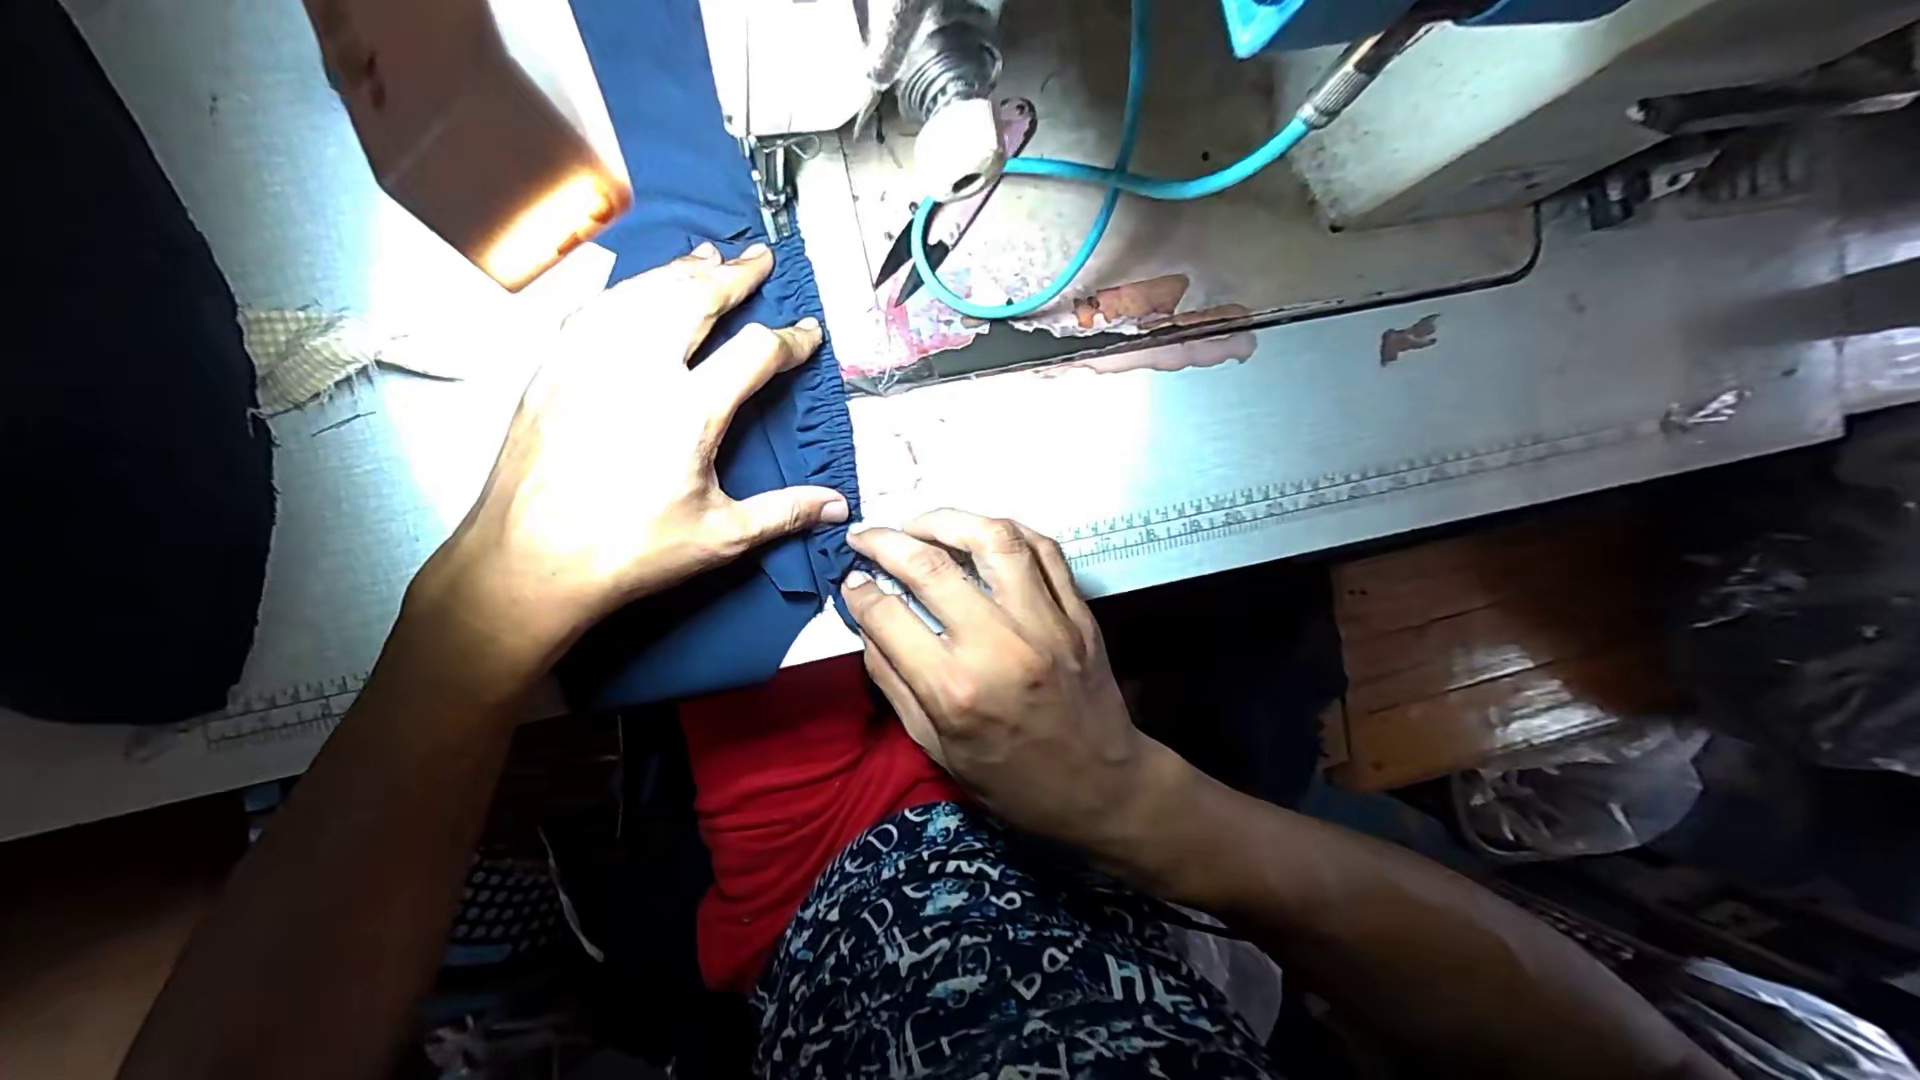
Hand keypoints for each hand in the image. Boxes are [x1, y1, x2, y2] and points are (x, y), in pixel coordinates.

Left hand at [409, 243, 848, 691]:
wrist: (529, 562)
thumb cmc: (629, 552)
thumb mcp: (722, 536)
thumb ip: (785, 512)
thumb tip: (838, 506)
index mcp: (689, 410)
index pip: (755, 352)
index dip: (790, 339)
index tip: (807, 334)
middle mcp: (639, 371)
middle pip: (695, 298)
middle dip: (735, 275)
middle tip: (759, 258)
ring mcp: (589, 363)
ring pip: (642, 292)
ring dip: (680, 270)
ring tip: (706, 255)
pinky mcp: (552, 370)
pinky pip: (594, 309)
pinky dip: (625, 288)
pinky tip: (637, 287)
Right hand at [842, 510, 1182, 860]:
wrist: (1100, 789)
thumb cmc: (1011, 780)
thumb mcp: (935, 747)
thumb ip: (893, 681)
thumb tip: (867, 621)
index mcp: (955, 690)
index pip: (888, 616)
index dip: (859, 591)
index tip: (851, 580)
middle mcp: (999, 646)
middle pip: (932, 567)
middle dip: (886, 541)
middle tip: (866, 535)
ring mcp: (1046, 623)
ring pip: (994, 540)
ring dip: (948, 519)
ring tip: (920, 523)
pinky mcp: (1078, 613)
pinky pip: (1045, 550)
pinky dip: (1008, 530)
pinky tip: (981, 532)